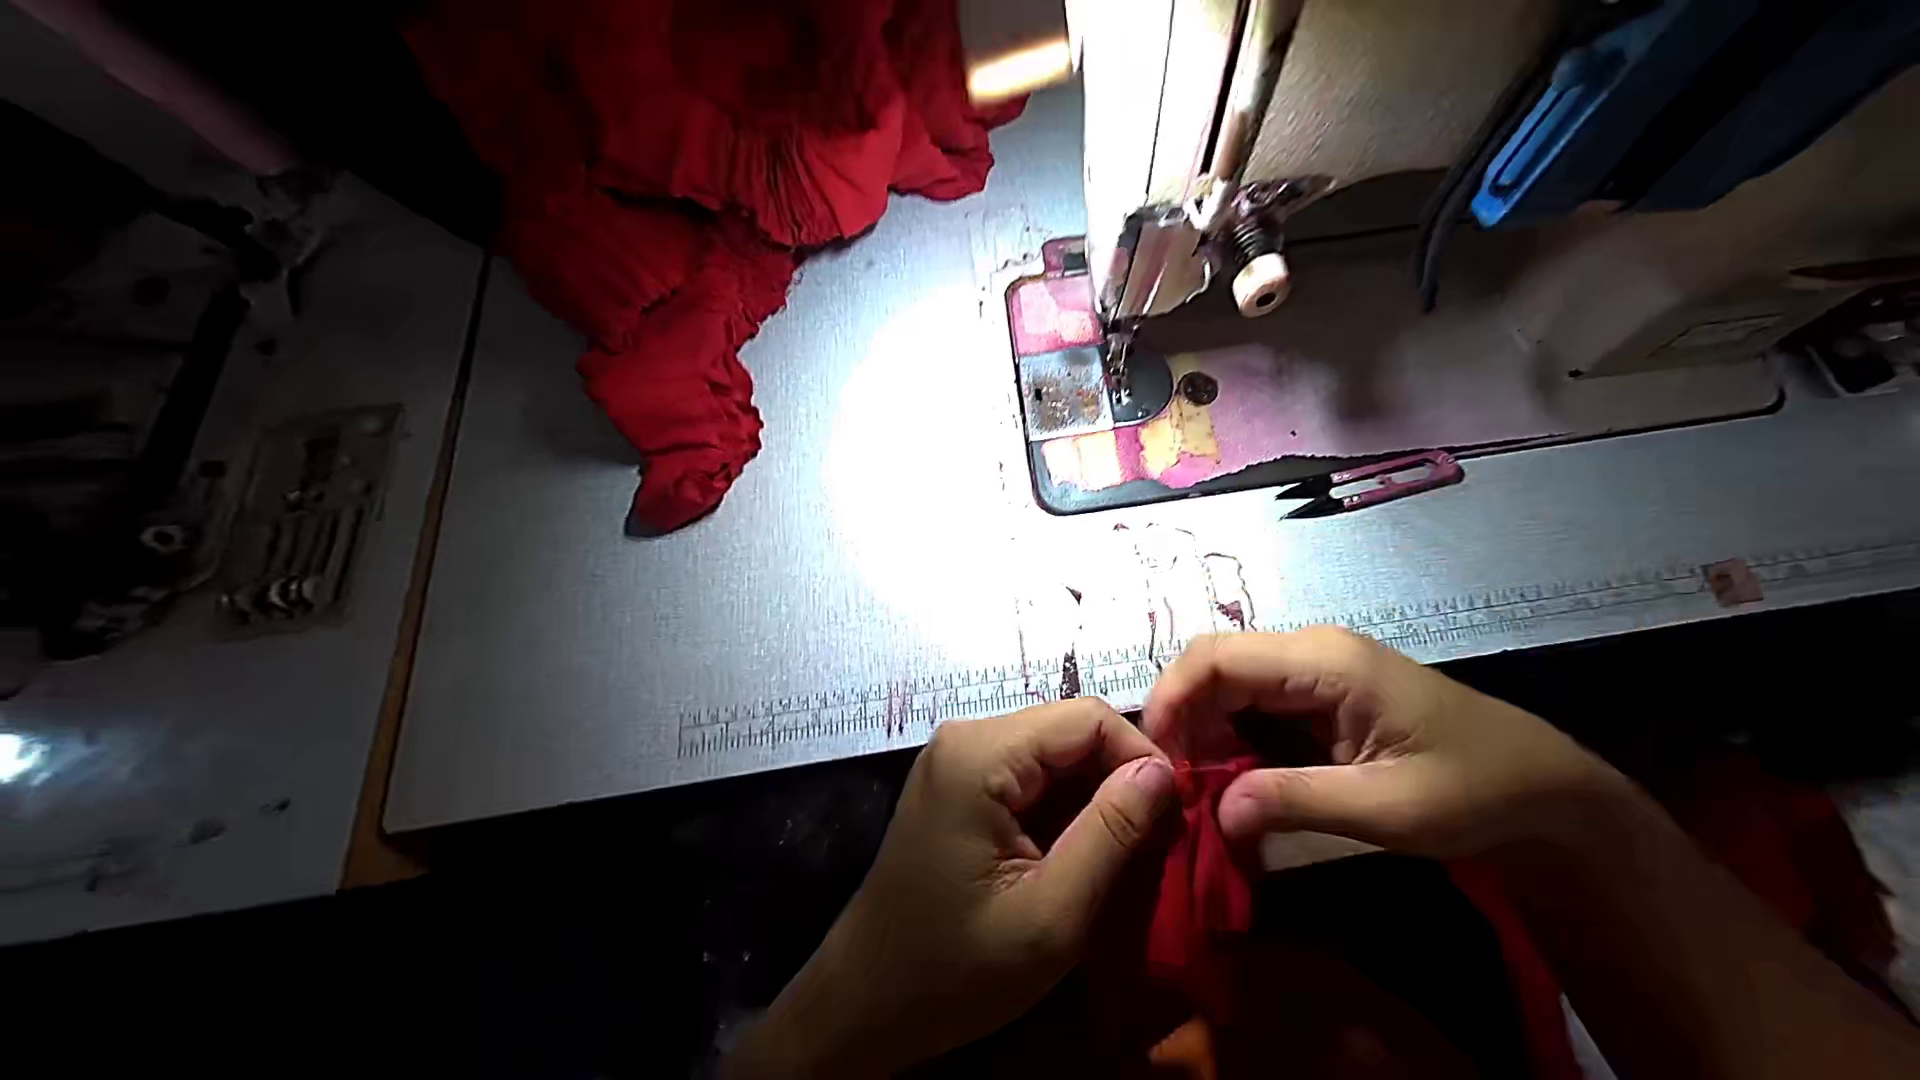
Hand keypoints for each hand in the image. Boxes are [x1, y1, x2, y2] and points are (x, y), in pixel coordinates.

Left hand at [726, 698, 1178, 1077]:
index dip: (1141, 756)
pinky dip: (1064, 807)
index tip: (1174, 817)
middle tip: (1154, 845)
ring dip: (1095, 797)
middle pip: (1069, 731)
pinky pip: (1029, 775)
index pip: (1088, 717)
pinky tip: (1077, 853)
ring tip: (1122, 856)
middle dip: (1119, 778)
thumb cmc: (955, 970)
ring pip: (1054, 753)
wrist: (867, 1001)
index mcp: (981, 754)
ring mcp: (958, 757)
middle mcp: (967, 737)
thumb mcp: (1051, 915)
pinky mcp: (959, 782)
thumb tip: (1163, 770)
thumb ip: (1112, 833)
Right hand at [1142, 628, 1627, 857]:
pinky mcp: (1317, 689)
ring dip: (1203, 726)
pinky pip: (1252, 699)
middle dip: (1182, 714)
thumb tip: (1216, 813)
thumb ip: (1295, 801)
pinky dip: (1229, 733)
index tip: (1154, 750)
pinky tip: (1230, 772)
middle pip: (1215, 663)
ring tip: (1196, 780)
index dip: (1173, 696)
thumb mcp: (1386, 807)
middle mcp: (1310, 649)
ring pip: (1228, 680)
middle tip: (1171, 774)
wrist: (1543, 789)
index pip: (1218, 657)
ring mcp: (1313, 666)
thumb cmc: (1474, 791)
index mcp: (1325, 661)